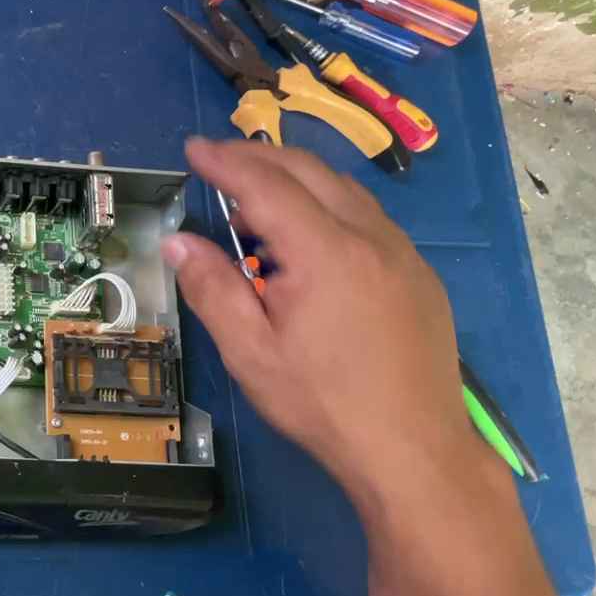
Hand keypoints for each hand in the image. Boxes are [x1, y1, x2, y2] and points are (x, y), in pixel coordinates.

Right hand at [161, 138, 478, 500]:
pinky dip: (324, 207)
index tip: (193, 148)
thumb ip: (212, 288)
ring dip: (293, 181)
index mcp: (326, 252)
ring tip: (250, 200)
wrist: (412, 446)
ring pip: (343, 192)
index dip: (226, 163)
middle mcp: (370, 237)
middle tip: (217, 158)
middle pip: (310, 174)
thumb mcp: (249, 350)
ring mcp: (401, 253)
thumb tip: (178, 242)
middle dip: (258, 158)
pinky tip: (303, 238)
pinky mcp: (417, 274)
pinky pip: (364, 219)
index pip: (267, 186)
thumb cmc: (320, 401)